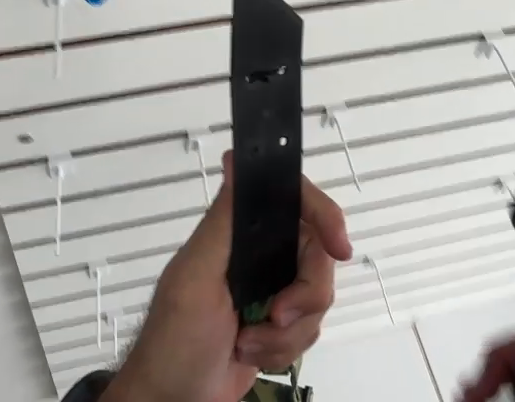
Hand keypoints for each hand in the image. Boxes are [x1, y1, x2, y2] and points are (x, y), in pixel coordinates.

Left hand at [105, 152, 354, 401]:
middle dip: (303, 294)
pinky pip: (308, 328)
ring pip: (316, 297)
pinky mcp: (277, 325)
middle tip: (275, 317)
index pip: (291, 201)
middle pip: (315, 255)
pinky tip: (253, 355)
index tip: (339, 246)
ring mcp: (269, 290)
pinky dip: (286, 349)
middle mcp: (258, 254)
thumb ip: (222, 222)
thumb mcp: (196, 276)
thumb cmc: (175, 338)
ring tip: (249, 342)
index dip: (322, 214)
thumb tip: (235, 158)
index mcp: (237, 233)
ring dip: (288, 331)